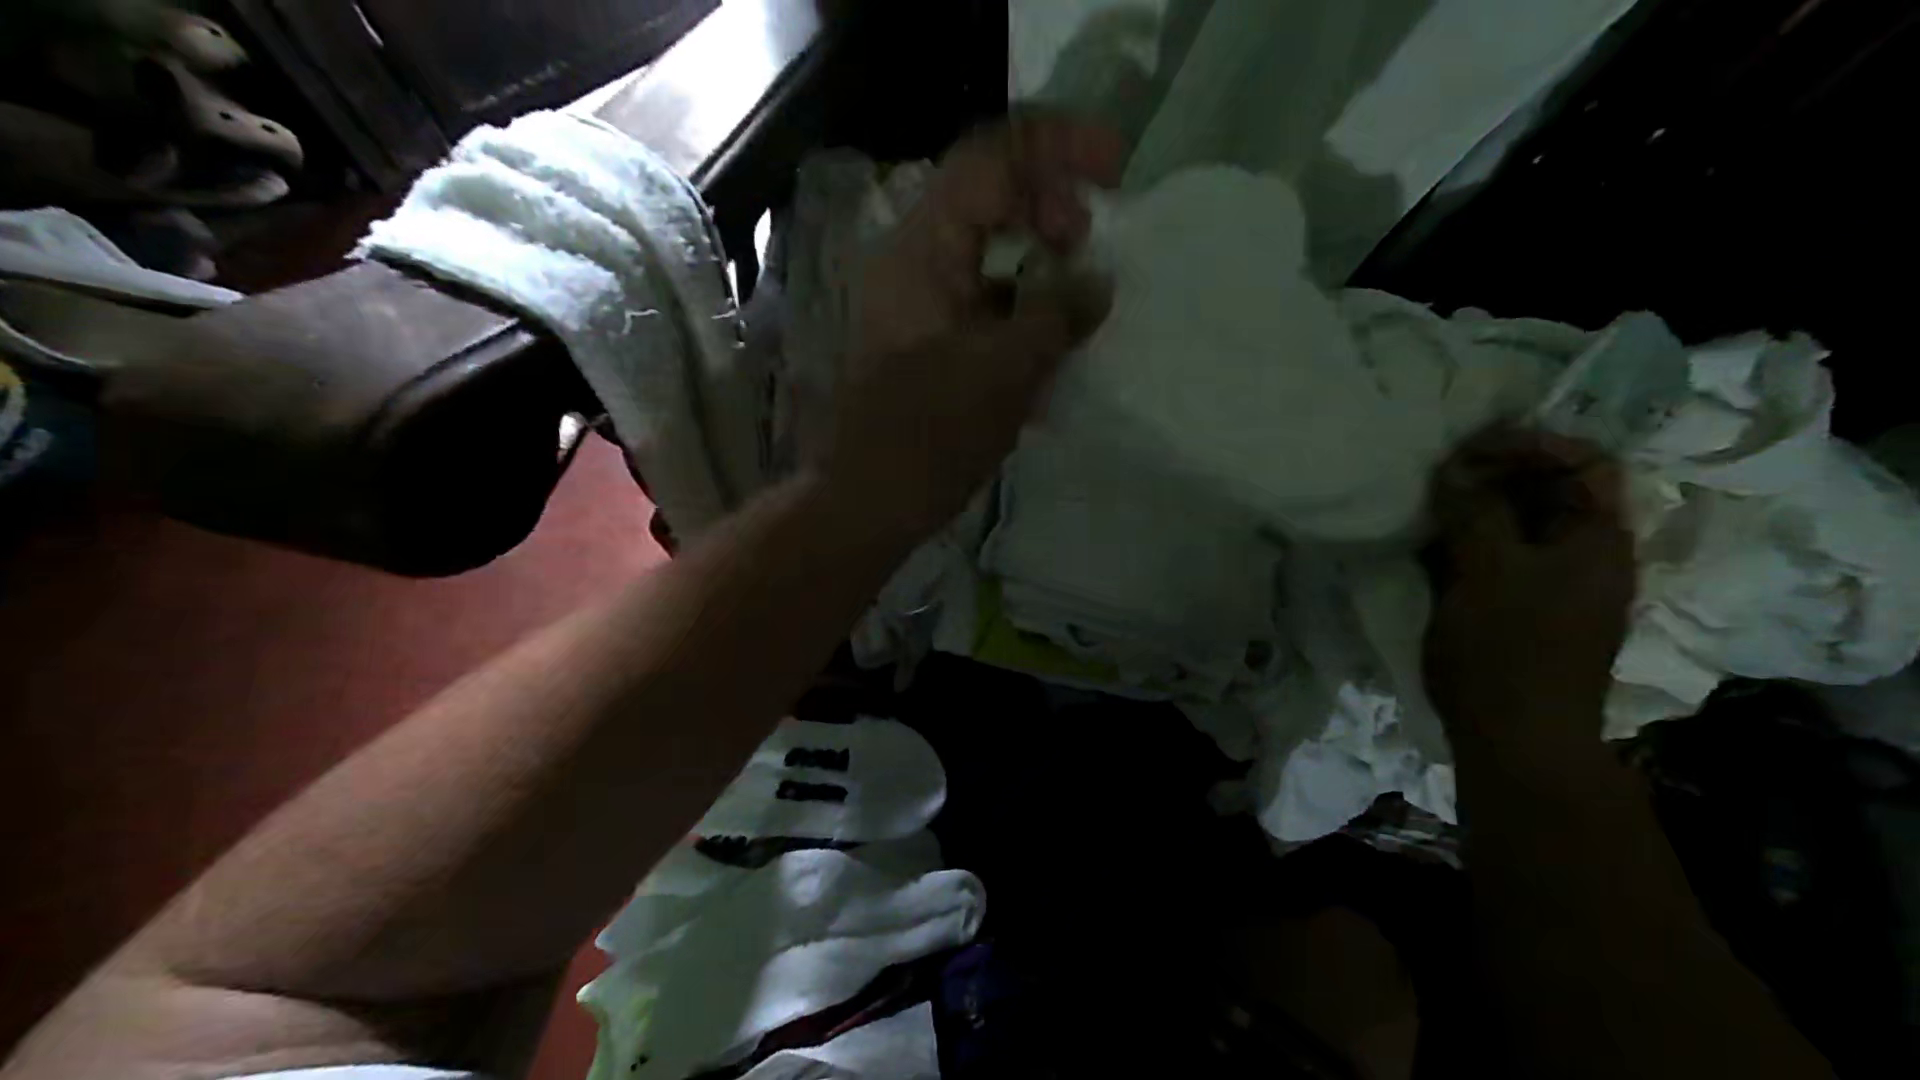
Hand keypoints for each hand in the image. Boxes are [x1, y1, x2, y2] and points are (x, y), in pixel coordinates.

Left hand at [817, 112, 1122, 541]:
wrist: (869, 503)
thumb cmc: (930, 436)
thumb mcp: (1005, 371)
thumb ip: (1057, 315)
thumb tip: (1097, 284)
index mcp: (923, 250)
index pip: (992, 158)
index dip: (1059, 149)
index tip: (1116, 173)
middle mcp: (916, 263)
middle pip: (991, 199)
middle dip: (1051, 210)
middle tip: (1089, 250)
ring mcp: (921, 305)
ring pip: (991, 256)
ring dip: (1041, 267)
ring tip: (1081, 303)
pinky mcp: (930, 343)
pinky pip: (985, 304)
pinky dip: (1023, 313)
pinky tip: (1053, 349)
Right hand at [1422, 431, 1636, 758]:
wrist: (1514, 735)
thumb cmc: (1509, 649)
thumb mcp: (1488, 572)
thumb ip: (1474, 513)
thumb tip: (1456, 469)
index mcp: (1597, 540)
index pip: (1584, 464)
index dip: (1533, 444)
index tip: (1470, 446)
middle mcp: (1582, 554)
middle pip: (1549, 490)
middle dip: (1495, 472)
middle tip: (1438, 472)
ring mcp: (1550, 582)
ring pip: (1517, 523)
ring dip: (1474, 507)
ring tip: (1427, 503)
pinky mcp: (1518, 605)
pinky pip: (1496, 554)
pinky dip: (1465, 539)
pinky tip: (1429, 543)